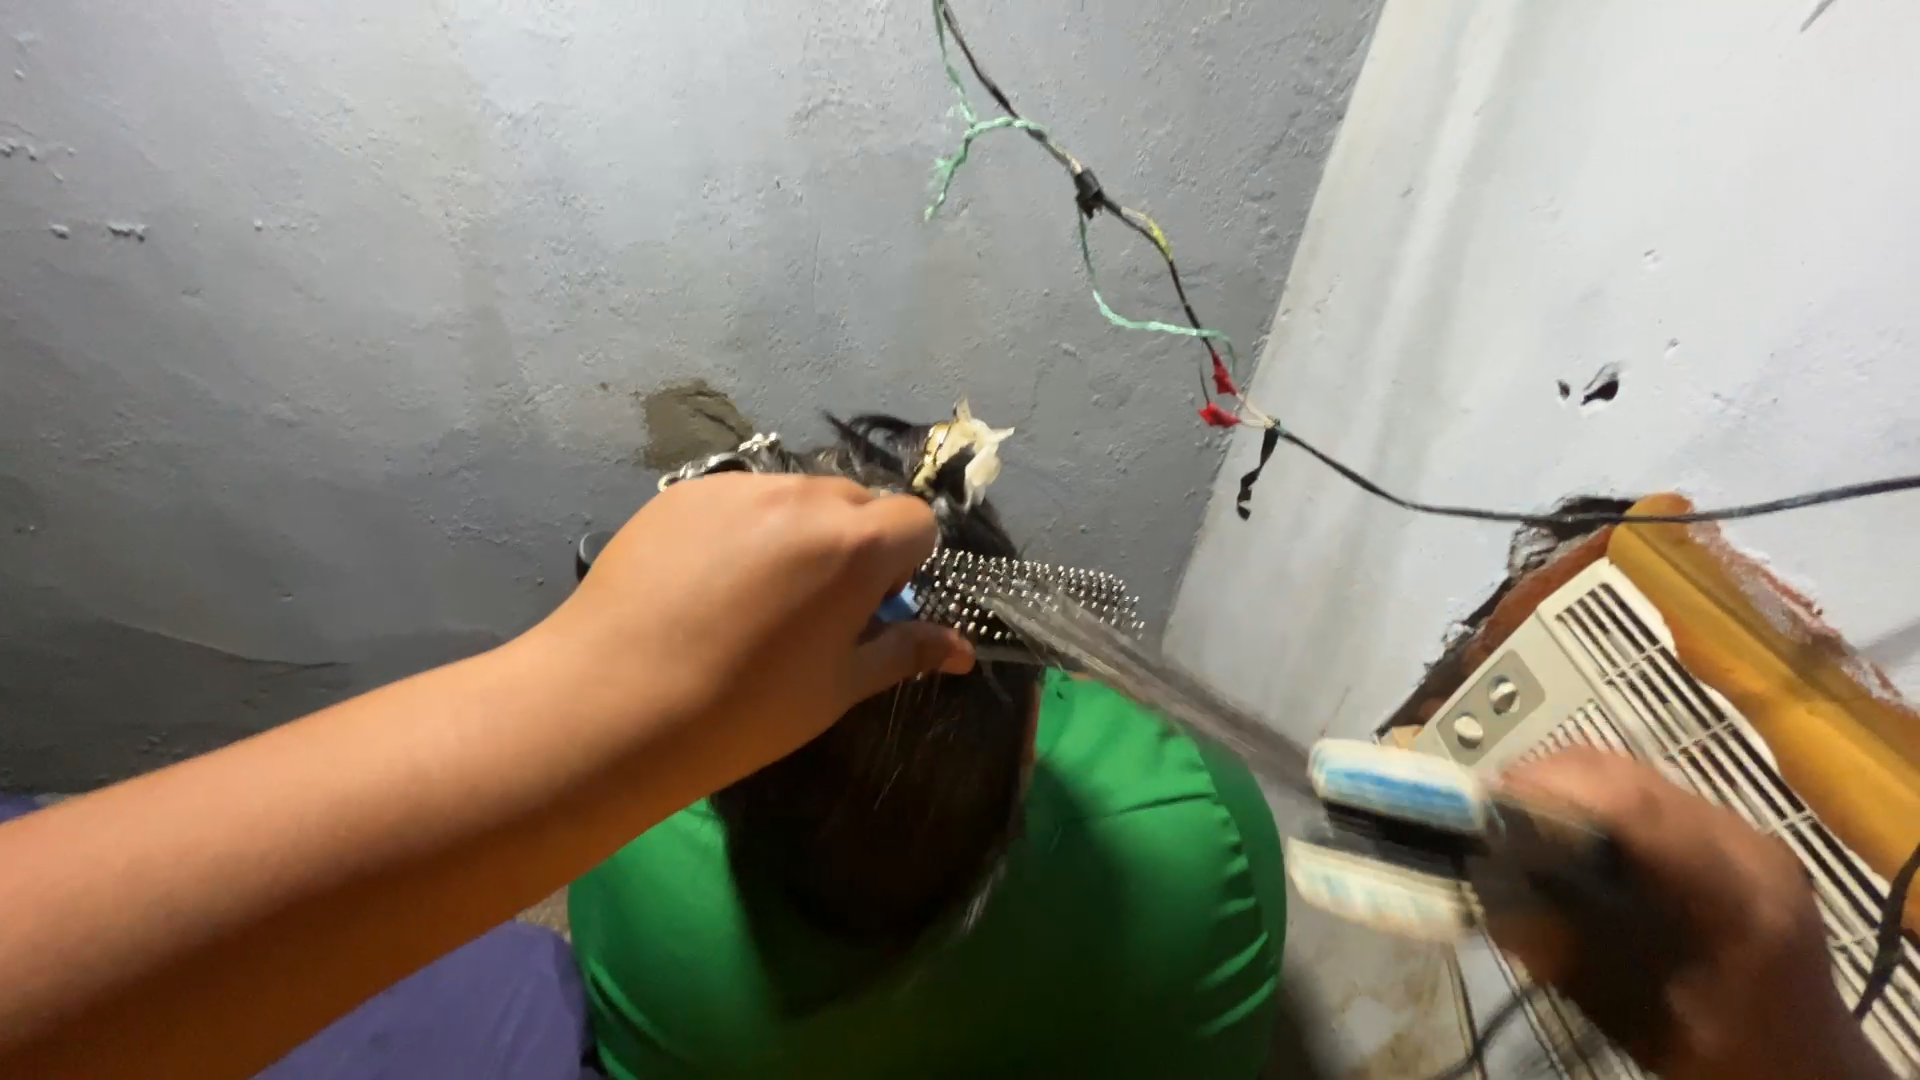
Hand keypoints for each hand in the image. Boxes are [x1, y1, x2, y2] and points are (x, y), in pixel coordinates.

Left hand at [526, 472, 973, 788]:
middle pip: (858, 503)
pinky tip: (706, 581)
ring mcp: (739, 488)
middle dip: (856, 542)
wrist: (610, 704)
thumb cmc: (744, 710)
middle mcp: (804, 498)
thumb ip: (906, 652)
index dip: (906, 563)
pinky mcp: (685, 492)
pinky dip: (746, 528)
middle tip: (816, 603)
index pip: (916, 522)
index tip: (875, 603)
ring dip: (801, 531)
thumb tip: (964, 651)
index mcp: (855, 545)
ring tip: (754, 593)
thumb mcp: (838, 687)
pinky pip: (742, 499)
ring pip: (798, 496)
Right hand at [1496, 748, 1891, 1079]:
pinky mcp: (1726, 827)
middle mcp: (1740, 845)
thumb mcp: (1630, 1006)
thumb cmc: (1715, 1042)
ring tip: (1519, 809)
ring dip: (1560, 779)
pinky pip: (1639, 782)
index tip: (1484, 801)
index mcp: (1731, 895)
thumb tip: (1479, 877)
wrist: (1807, 1063)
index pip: (1627, 806)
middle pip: (1618, 773)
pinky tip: (1567, 820)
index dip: (1545, 790)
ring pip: (1624, 767)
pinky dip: (1587, 788)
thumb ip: (1556, 940)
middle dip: (1540, 779)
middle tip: (1490, 807)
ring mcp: (1738, 829)